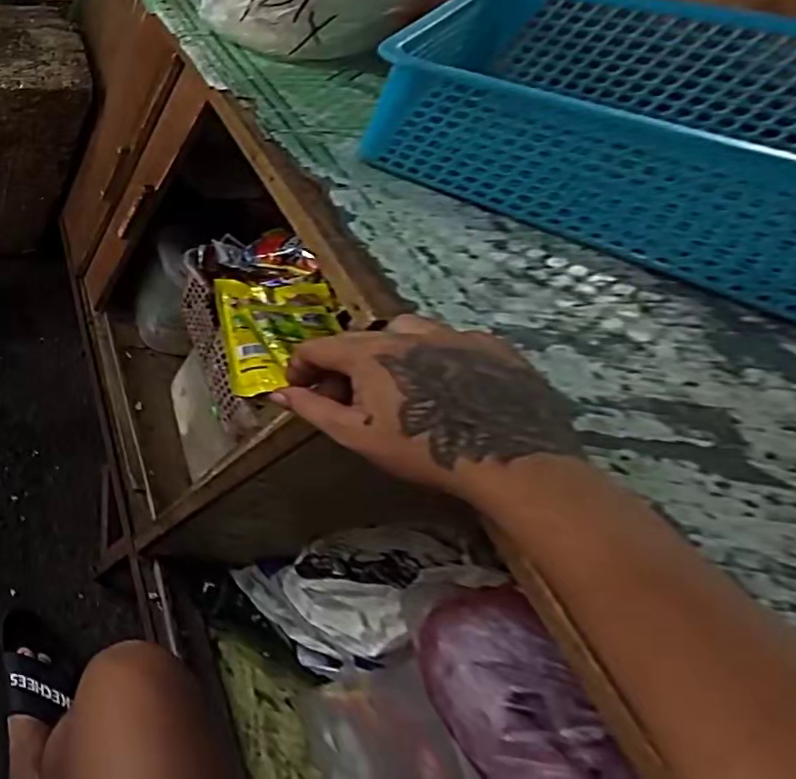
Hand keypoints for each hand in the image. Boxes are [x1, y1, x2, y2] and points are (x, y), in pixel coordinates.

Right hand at [273, 314, 588, 504]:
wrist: (517, 465)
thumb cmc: (423, 450)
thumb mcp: (355, 436)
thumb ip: (311, 409)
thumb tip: (278, 393)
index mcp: (367, 353)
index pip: (316, 347)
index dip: (300, 368)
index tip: (300, 389)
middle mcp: (404, 334)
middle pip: (357, 338)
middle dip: (341, 364)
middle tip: (345, 397)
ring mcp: (452, 336)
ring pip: (404, 329)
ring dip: (388, 349)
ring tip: (396, 381)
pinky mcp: (493, 348)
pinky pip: (452, 339)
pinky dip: (436, 353)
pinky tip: (445, 380)